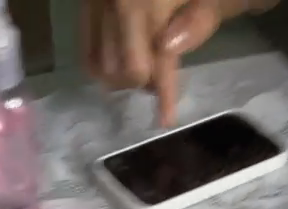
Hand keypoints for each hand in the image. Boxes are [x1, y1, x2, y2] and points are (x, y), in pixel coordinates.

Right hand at [81, 0, 243, 123]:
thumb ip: (201, 18)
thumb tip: (166, 48)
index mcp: (146, 0)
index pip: (151, 57)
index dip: (162, 90)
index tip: (166, 118)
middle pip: (119, 67)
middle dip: (143, 81)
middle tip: (163, 77)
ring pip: (97, 60)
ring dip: (122, 76)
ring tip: (147, 66)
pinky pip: (86, 38)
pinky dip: (103, 58)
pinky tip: (124, 56)